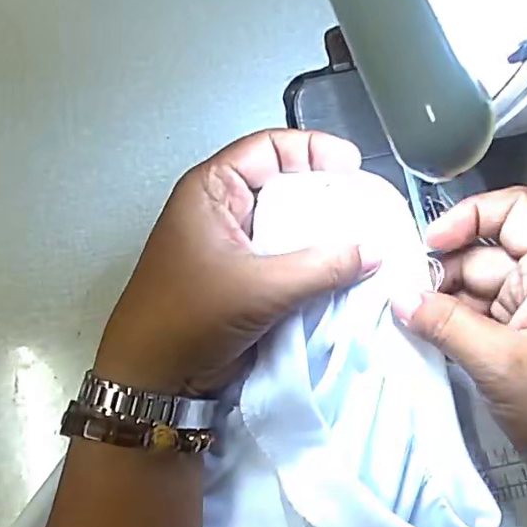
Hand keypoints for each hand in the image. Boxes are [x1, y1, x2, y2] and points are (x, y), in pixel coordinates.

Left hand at [95, 130, 377, 393]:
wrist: (154, 378)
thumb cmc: (185, 319)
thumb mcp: (258, 288)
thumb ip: (321, 268)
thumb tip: (373, 253)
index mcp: (213, 192)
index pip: (268, 148)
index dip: (312, 148)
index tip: (352, 165)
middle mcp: (226, 212)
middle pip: (285, 185)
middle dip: (327, 193)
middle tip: (367, 205)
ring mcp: (238, 247)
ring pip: (292, 226)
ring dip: (326, 233)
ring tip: (365, 237)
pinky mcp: (250, 280)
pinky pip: (292, 261)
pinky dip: (319, 264)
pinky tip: (348, 271)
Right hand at [390, 186, 526, 492]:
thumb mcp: (503, 366)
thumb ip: (448, 327)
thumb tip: (400, 299)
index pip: (517, 210)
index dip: (472, 215)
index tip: (431, 245)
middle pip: (489, 251)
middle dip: (445, 269)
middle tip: (402, 296)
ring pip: (481, 288)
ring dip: (444, 301)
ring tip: (407, 320)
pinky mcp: (525, 342)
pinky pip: (483, 319)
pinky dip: (456, 325)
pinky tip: (426, 337)